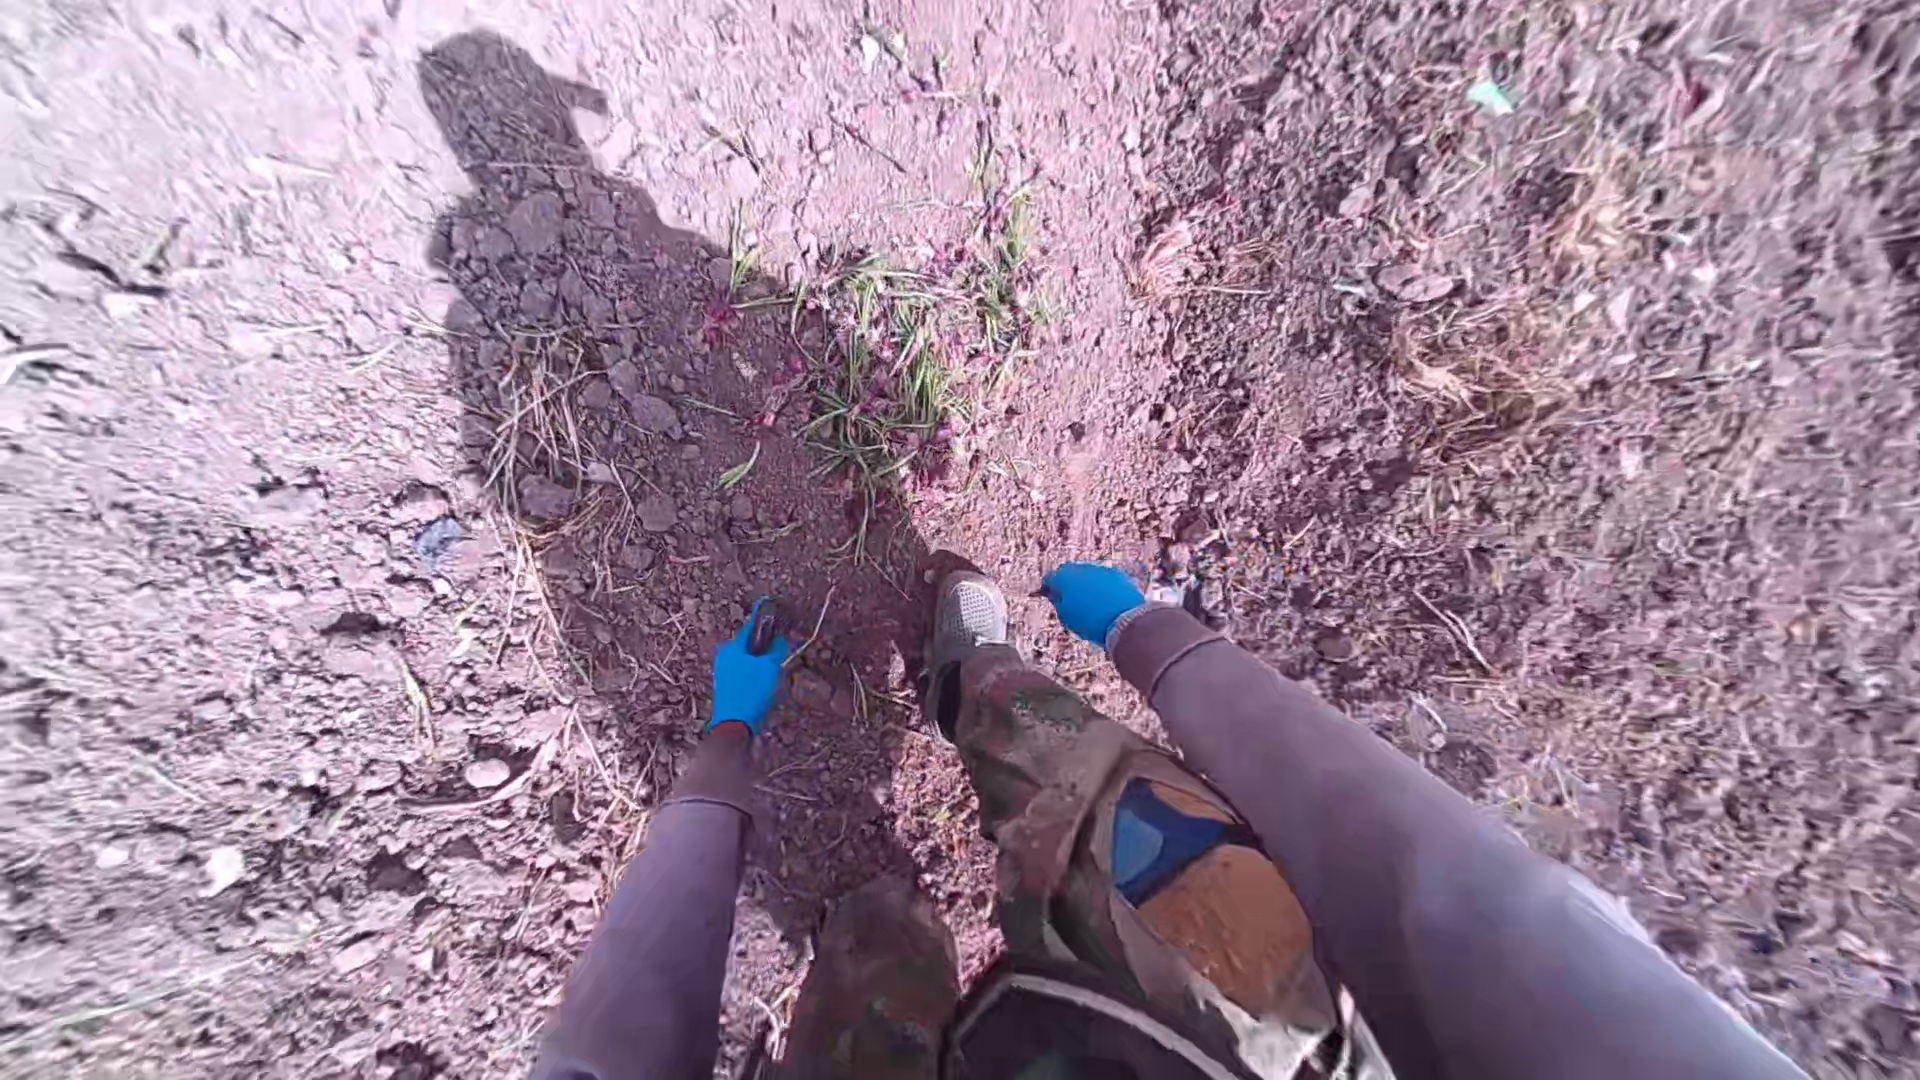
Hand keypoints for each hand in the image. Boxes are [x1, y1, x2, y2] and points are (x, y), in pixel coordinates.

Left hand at [710, 598, 791, 734]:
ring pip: (751, 659)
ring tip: (777, 669)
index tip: (771, 606)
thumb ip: (777, 649)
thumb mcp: (771, 667)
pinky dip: (759, 674)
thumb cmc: (751, 694)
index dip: (765, 617)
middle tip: (782, 647)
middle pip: (752, 644)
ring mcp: (726, 673)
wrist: (735, 727)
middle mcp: (726, 658)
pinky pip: (748, 673)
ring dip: (764, 661)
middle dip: (768, 645)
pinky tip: (768, 684)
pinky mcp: (730, 687)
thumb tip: (781, 639)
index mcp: (733, 648)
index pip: (751, 626)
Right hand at [1040, 562, 1145, 646]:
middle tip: (1067, 600)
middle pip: (1069, 573)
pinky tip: (1105, 602)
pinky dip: (1102, 587)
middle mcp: (1082, 569)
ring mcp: (1102, 570)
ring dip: (1085, 585)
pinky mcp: (1119, 575)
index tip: (1047, 596)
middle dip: (1067, 584)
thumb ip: (1058, 603)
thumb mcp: (1066, 617)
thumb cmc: (1092, 623)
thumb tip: (1056, 596)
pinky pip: (1105, 579)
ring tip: (1089, 604)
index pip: (1049, 578)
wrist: (1126, 623)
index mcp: (1065, 578)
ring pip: (1088, 575)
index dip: (1047, 588)